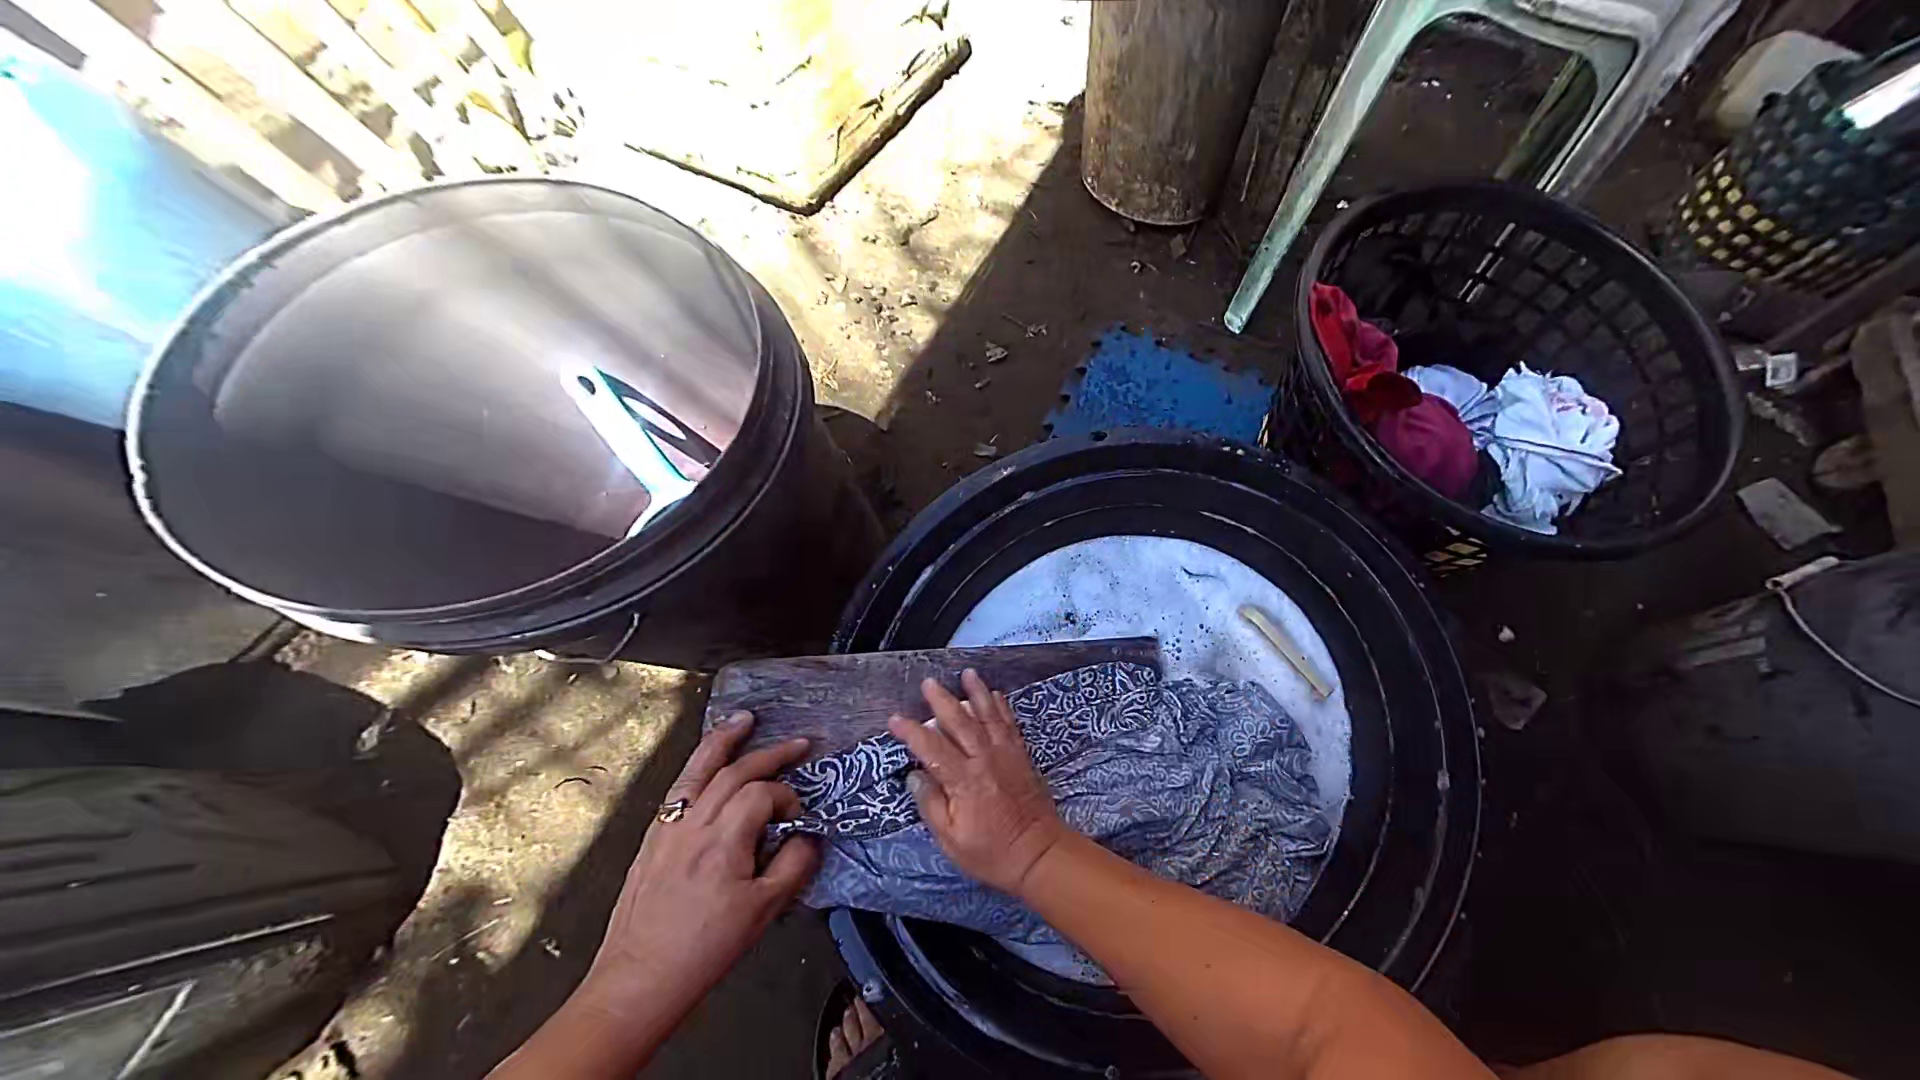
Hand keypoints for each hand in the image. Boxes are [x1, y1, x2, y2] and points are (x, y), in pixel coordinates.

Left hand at [580, 713, 818, 1019]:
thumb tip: (809, 837)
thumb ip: (794, 866)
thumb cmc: (703, 949)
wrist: (639, 978)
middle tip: (797, 744)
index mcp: (723, 843)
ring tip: (745, 719)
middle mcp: (694, 825)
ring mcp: (668, 827)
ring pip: (699, 768)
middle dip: (771, 754)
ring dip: (725, 739)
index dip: (787, 798)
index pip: (763, 794)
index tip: (797, 817)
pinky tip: (708, 760)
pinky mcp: (653, 836)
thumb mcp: (763, 912)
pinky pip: (679, 786)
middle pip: (735, 771)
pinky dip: (698, 764)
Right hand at [887, 669, 1070, 895]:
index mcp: (964, 781)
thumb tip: (915, 777)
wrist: (1039, 854)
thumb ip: (931, 805)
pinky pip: (1009, 724)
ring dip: (976, 693)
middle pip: (960, 722)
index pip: (931, 748)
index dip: (911, 732)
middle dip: (942, 700)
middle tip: (928, 683)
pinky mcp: (1020, 755)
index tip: (895, 720)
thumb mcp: (951, 840)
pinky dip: (1001, 707)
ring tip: (967, 674)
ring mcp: (1005, 754)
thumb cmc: (992, 852)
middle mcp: (985, 760)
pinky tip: (995, 694)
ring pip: (988, 715)